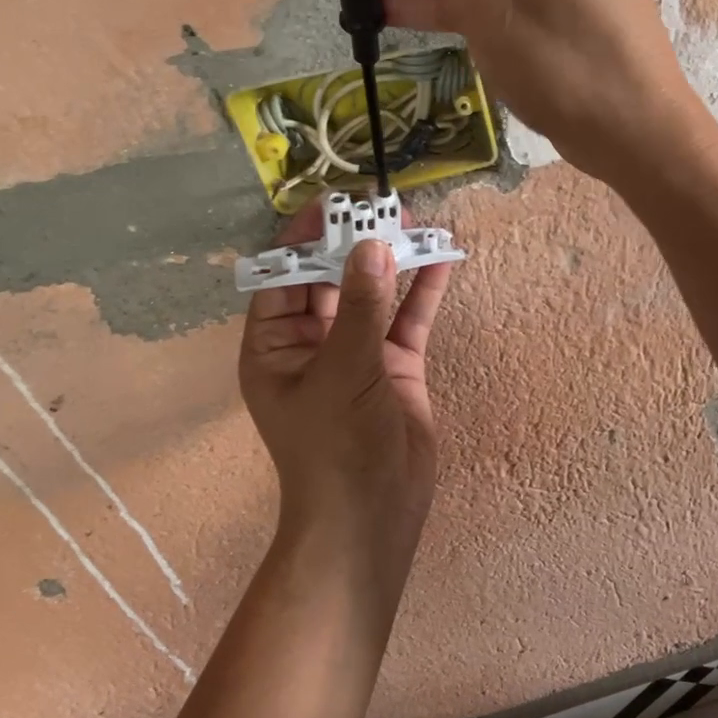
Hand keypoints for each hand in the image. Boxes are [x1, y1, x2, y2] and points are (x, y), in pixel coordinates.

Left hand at [237, 205, 452, 597]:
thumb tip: (374, 245)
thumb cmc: (336, 446)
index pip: (283, 278)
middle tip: (382, 204)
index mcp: (275, 345)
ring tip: (414, 220)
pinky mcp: (396, 366)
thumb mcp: (344, 371)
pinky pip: (408, 319)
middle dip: (354, 243)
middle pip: (331, 279)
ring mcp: (358, 353)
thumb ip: (362, 306)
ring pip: (374, 294)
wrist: (373, 514)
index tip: (334, 204)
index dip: (304, 239)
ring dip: (392, 260)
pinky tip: (442, 258)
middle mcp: (313, 343)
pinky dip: (424, 291)